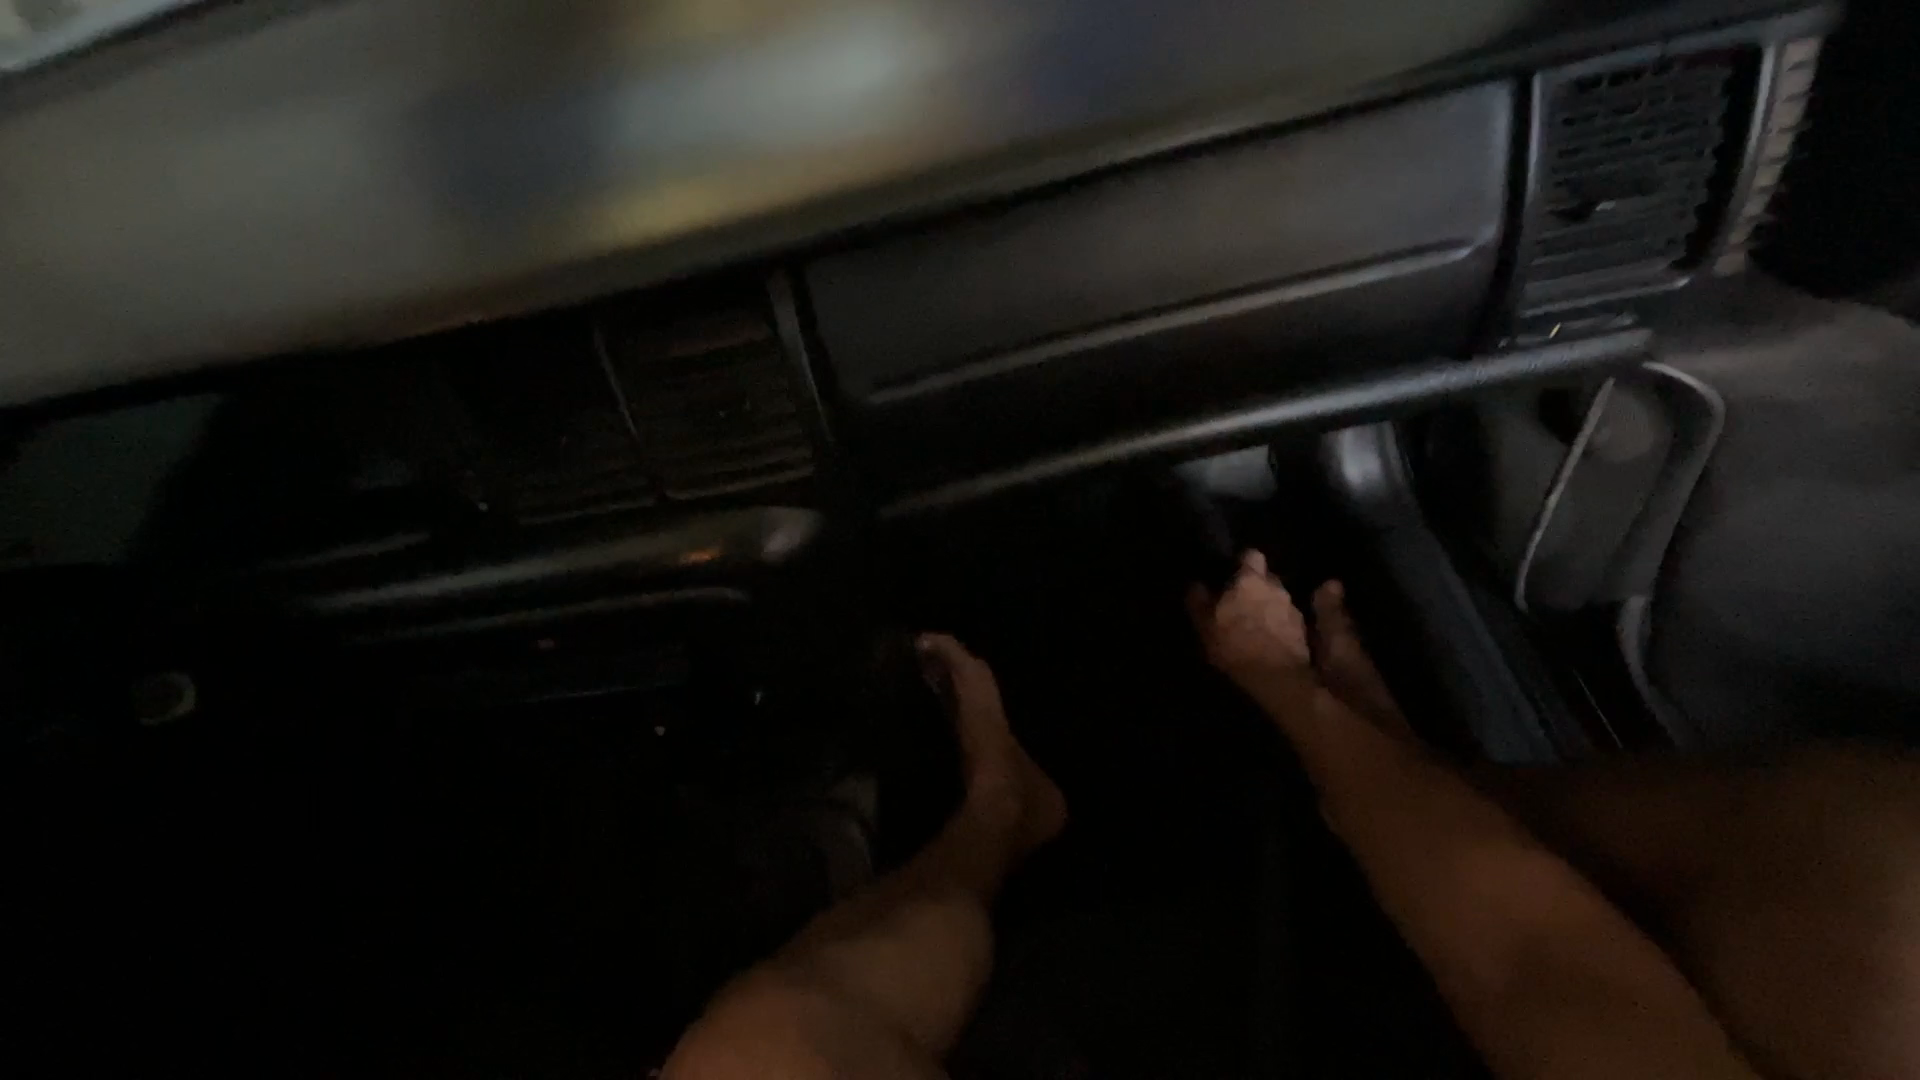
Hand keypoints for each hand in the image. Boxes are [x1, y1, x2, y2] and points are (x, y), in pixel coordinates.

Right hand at [1187, 551, 1313, 697]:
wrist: (1275, 677)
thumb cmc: (1233, 644)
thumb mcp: (1203, 624)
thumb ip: (1198, 600)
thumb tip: (1196, 583)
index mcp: (1250, 579)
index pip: (1251, 555)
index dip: (1242, 562)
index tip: (1231, 573)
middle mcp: (1276, 587)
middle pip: (1266, 577)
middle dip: (1256, 586)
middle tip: (1240, 602)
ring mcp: (1293, 609)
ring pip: (1278, 599)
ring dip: (1268, 606)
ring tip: (1254, 624)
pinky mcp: (1303, 631)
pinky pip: (1288, 620)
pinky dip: (1279, 625)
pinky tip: (1267, 640)